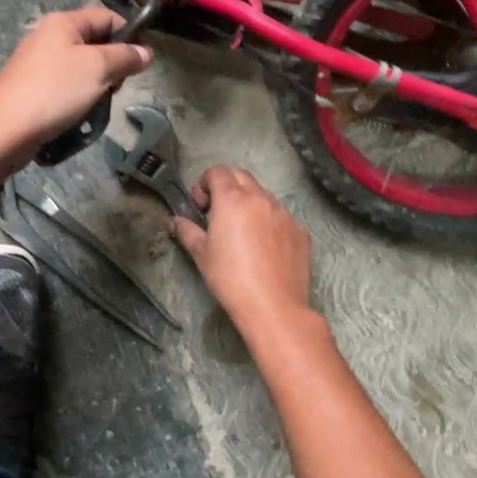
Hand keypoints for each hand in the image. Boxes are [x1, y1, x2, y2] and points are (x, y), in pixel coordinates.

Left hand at [0, 7, 152, 162]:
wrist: (5, 130)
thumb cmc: (54, 91)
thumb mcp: (98, 69)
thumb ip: (125, 57)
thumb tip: (146, 52)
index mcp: (62, 22)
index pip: (107, 17)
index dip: (128, 36)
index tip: (141, 63)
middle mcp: (48, 36)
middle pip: (94, 44)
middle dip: (111, 66)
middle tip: (114, 88)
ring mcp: (37, 63)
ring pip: (81, 69)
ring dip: (95, 86)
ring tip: (96, 105)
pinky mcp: (32, 88)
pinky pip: (65, 87)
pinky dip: (76, 99)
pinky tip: (77, 115)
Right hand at [172, 166, 312, 333]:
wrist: (273, 306)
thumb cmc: (230, 278)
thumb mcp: (201, 254)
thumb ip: (187, 231)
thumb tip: (176, 221)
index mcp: (232, 199)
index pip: (217, 171)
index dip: (204, 183)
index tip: (200, 205)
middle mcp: (260, 198)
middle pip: (241, 176)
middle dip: (226, 186)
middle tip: (217, 212)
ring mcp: (284, 213)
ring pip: (263, 195)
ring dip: (249, 202)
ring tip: (242, 230)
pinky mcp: (300, 230)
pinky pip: (280, 215)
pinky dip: (268, 220)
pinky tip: (264, 246)